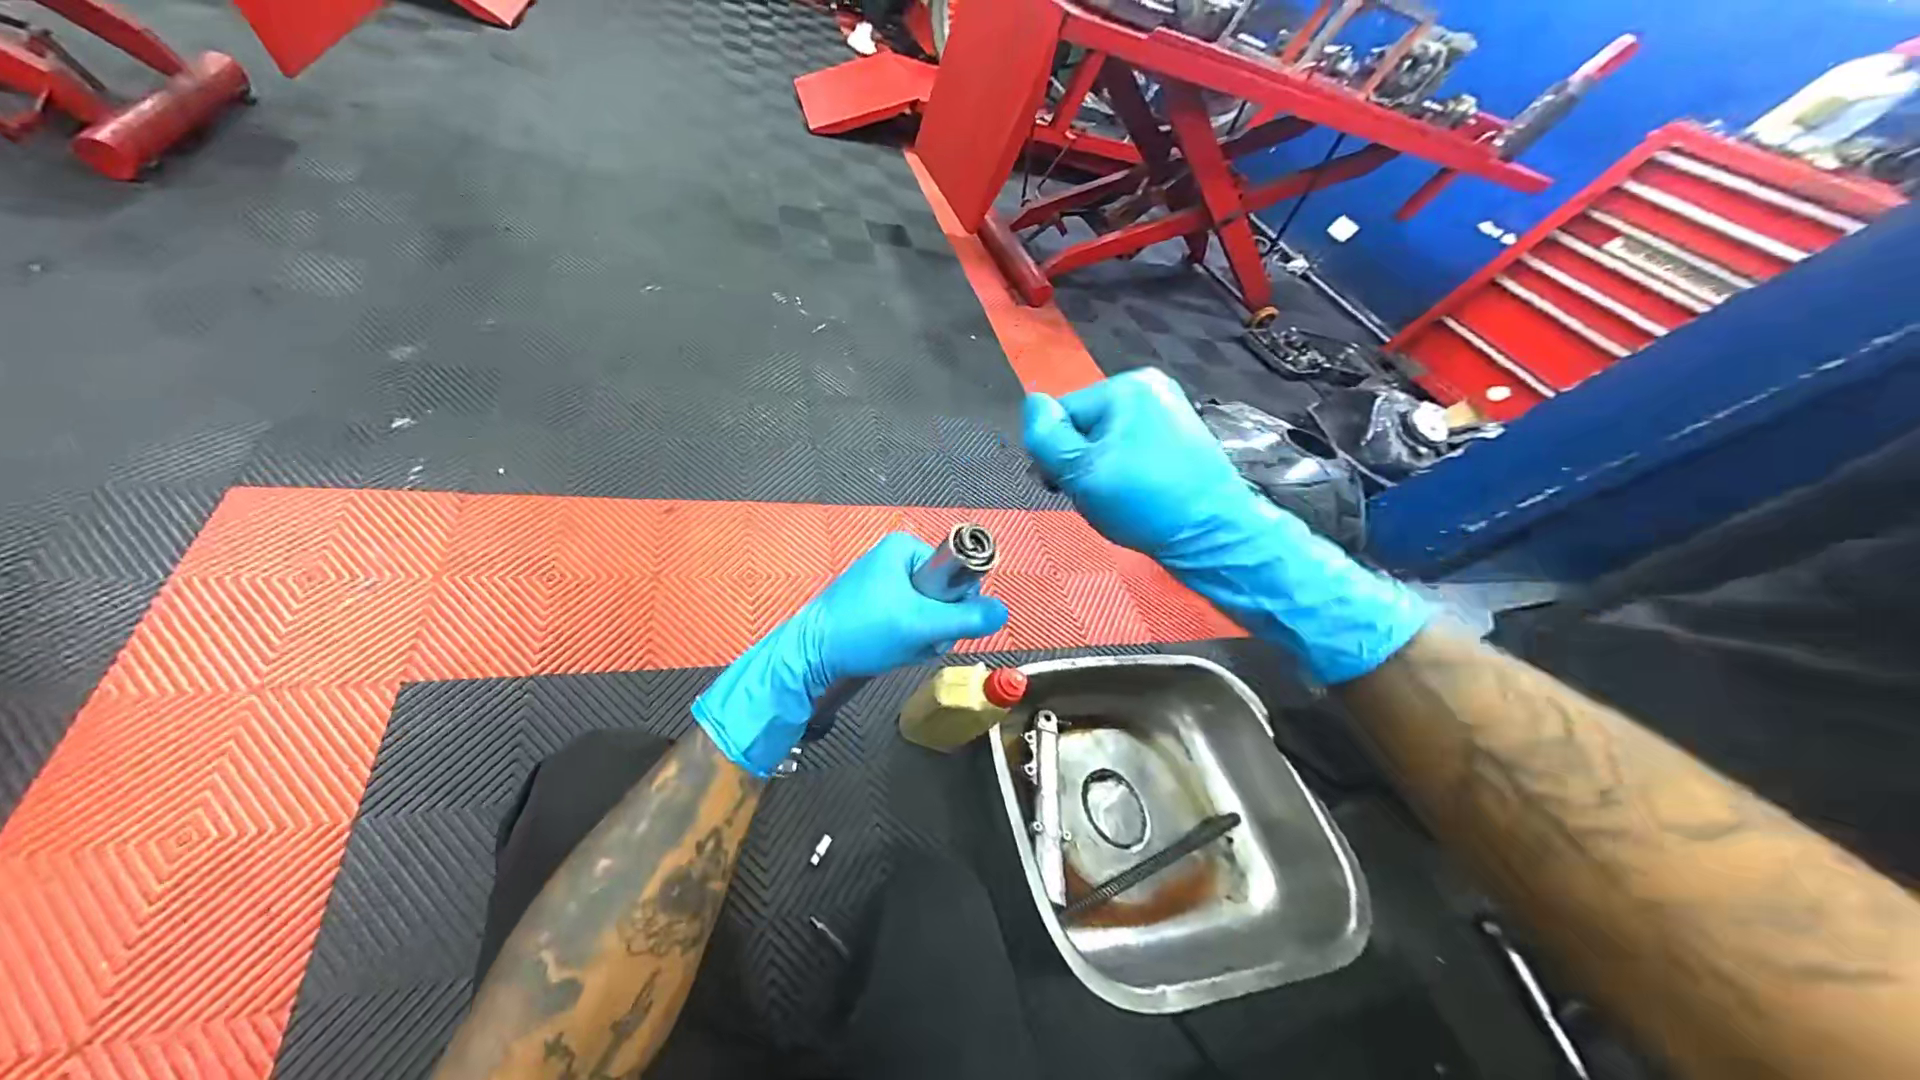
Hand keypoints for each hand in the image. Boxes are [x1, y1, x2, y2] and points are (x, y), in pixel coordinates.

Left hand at [692, 533, 1008, 775]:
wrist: (808, 659)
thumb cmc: (861, 632)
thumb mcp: (920, 625)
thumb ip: (965, 618)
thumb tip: (1002, 612)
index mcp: (904, 548)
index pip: (957, 571)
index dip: (957, 602)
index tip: (938, 622)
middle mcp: (895, 559)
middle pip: (944, 594)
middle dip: (937, 623)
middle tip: (916, 638)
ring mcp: (884, 582)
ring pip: (929, 611)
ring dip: (923, 635)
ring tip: (900, 646)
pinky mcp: (876, 605)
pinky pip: (910, 620)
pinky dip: (908, 639)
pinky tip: (892, 649)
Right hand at [1023, 367, 1260, 558]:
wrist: (1212, 534)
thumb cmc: (1144, 504)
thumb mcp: (1079, 474)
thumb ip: (1045, 437)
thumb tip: (1032, 404)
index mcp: (1126, 387)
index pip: (1062, 414)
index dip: (1056, 454)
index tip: (1066, 486)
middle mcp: (1150, 387)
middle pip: (1084, 424)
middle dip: (1081, 460)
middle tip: (1096, 494)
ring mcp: (1168, 408)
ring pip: (1106, 438)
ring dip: (1101, 467)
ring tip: (1118, 496)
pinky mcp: (1180, 432)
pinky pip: (1132, 445)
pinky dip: (1125, 468)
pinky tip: (1136, 491)